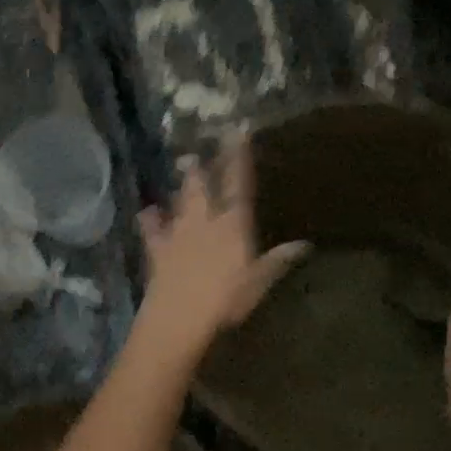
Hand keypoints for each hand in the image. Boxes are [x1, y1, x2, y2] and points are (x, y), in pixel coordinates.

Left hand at [136, 133, 308, 358]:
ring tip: (183, 164)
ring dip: (182, 185)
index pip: (237, 185)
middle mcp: (204, 222)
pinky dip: (150, 219)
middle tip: (201, 148)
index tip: (238, 133)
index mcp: (232, 226)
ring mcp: (178, 234)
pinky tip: (146, 211)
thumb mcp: (258, 282)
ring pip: (180, 202)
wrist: (178, 317)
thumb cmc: (225, 300)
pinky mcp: (157, 251)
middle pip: (202, 187)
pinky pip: (152, 230)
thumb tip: (304, 244)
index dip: (237, 159)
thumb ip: (278, 261)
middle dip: (203, 167)